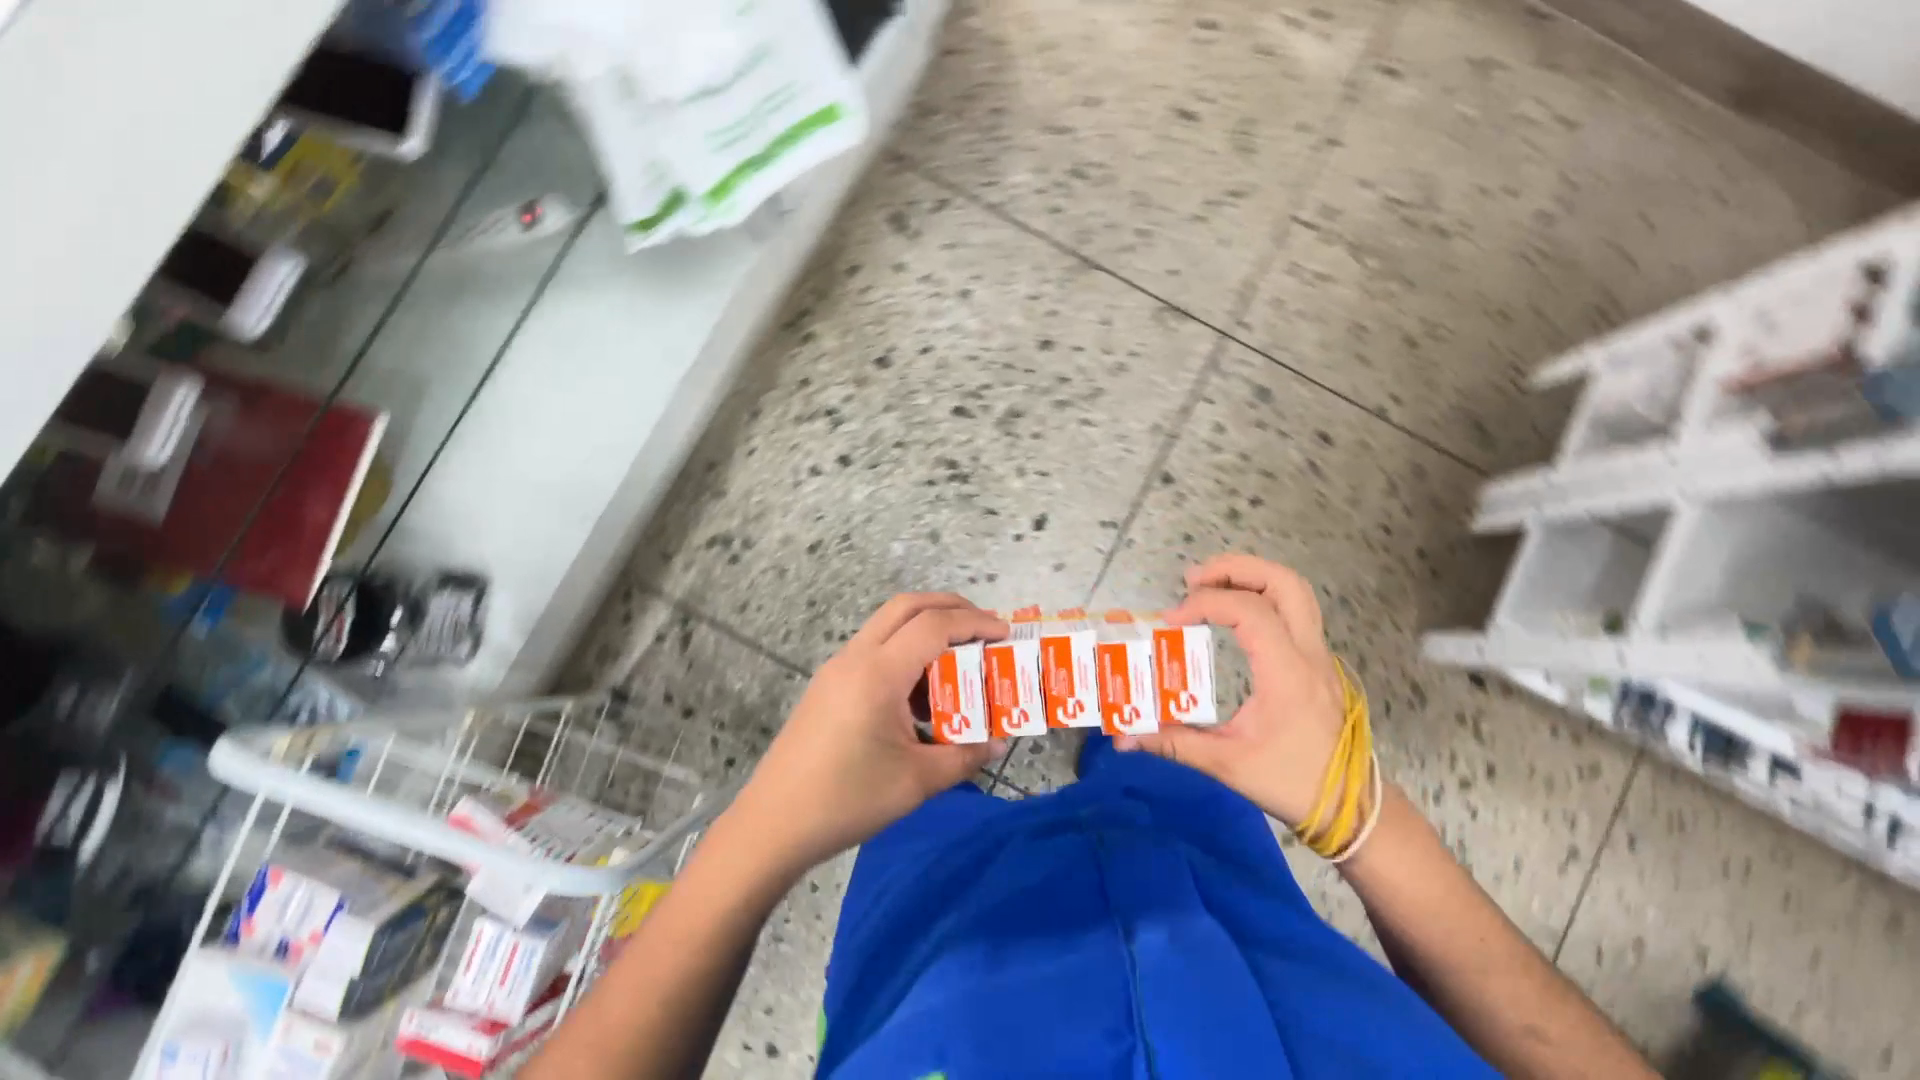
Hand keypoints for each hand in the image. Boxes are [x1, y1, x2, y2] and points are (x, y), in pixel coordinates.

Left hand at [725, 594, 1007, 871]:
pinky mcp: (827, 688)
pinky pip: (873, 652)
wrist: (774, 824)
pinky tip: (921, 698)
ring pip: (887, 627)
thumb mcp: (917, 782)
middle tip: (986, 630)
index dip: (974, 623)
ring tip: (959, 666)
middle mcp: (855, 659)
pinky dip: (904, 655)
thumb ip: (964, 756)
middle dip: (950, 608)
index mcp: (878, 673)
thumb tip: (998, 742)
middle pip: (906, 607)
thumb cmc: (848, 801)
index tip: (1006, 636)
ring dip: (926, 632)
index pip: (933, 626)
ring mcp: (836, 670)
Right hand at [1117, 554, 1347, 827]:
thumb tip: (1124, 738)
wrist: (1352, 808)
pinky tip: (1233, 615)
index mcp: (1288, 672)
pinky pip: (1294, 612)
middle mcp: (1309, 653)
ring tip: (1209, 587)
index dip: (1206, 604)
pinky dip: (1262, 598)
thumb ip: (1174, 743)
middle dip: (1235, 569)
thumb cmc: (1292, 783)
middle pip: (1284, 583)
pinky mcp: (1318, 663)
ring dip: (1251, 578)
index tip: (1171, 620)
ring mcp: (1319, 655)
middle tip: (1193, 579)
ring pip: (1295, 592)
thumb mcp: (1227, 764)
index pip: (1250, 611)